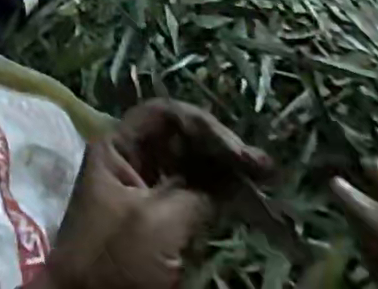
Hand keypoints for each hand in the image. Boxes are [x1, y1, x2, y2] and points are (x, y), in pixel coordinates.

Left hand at [42, 100, 271, 288]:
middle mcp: (130, 160)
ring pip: (189, 167)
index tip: (240, 153)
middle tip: (263, 167)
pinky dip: (217, 196)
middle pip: (180, 139)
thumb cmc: (113, 262)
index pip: (164, 116)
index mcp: (118, 147)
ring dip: (224, 171)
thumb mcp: (157, 224)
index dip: (203, 126)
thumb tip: (235, 175)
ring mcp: (144, 191)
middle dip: (220, 147)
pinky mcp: (158, 222)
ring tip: (264, 179)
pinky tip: (245, 199)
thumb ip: (198, 194)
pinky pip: (191, 196)